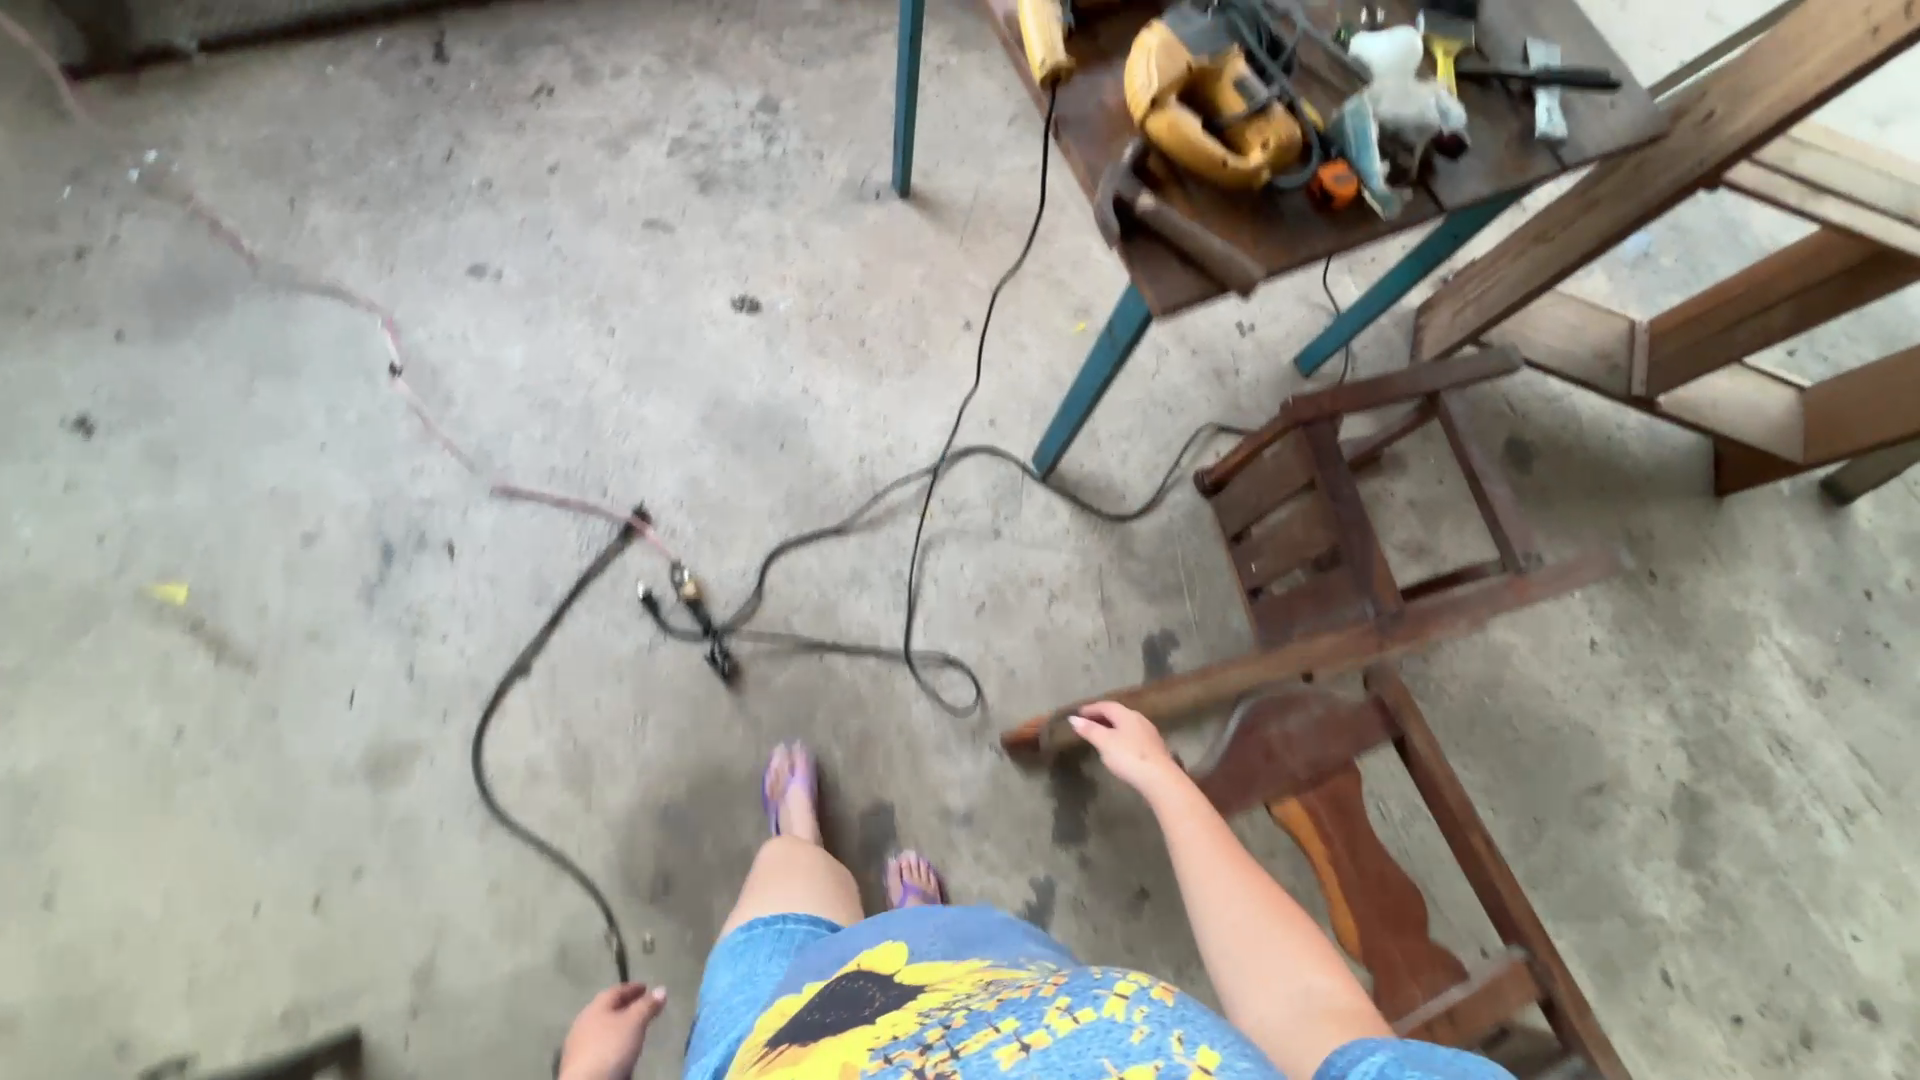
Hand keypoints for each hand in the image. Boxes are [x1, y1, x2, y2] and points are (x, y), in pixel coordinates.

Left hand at [559, 983, 666, 1079]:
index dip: (633, 988)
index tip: (647, 988)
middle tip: (642, 1007)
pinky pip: (598, 1044)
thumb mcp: (635, 1023)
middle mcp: (583, 1022)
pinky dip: (611, 1041)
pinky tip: (619, 1048)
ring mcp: (578, 1044)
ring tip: (634, 1029)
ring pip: (602, 1028)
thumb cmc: (611, 1048)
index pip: (616, 991)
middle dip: (626, 1006)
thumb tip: (661, 989)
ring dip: (618, 1025)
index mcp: (596, 1007)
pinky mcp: (578, 1063)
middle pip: (608, 1009)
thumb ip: (648, 1005)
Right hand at [1069, 702, 1186, 796]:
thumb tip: (1073, 719)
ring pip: (1126, 725)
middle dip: (1101, 716)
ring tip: (1101, 734)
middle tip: (1088, 722)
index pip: (1106, 705)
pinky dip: (1121, 736)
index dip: (1091, 708)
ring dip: (1112, 727)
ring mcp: (1149, 733)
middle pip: (1117, 713)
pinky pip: (1133, 736)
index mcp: (1126, 715)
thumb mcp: (1104, 742)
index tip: (1079, 713)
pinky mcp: (1154, 748)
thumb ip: (1089, 730)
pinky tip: (1118, 747)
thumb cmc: (1128, 757)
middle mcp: (1139, 719)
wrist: (1160, 778)